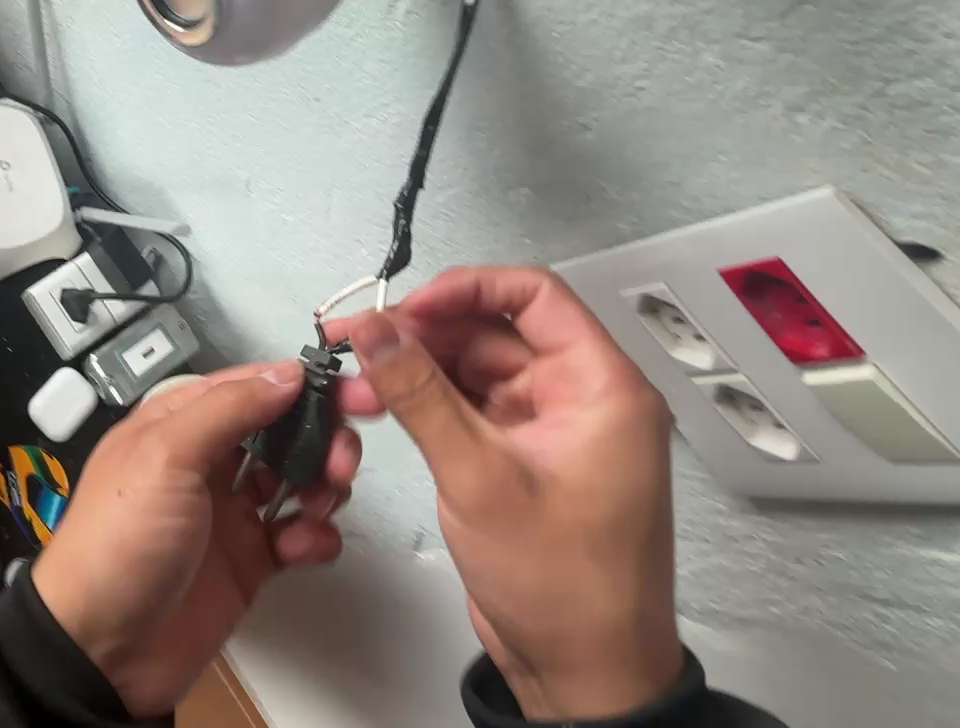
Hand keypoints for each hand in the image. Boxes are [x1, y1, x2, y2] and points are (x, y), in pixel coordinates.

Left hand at [30, 361, 378, 715]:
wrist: (105, 648)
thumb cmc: (119, 538)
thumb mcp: (165, 456)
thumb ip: (227, 410)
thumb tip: (285, 373)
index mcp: (176, 424)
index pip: (247, 387)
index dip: (297, 385)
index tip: (350, 392)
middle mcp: (203, 461)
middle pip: (277, 430)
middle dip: (317, 437)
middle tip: (340, 460)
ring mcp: (226, 512)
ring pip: (293, 479)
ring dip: (320, 484)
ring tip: (320, 503)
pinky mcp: (246, 561)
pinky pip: (296, 536)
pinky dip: (314, 537)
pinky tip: (305, 546)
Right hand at [339, 267, 682, 720]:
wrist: (578, 671)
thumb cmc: (559, 581)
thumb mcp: (478, 474)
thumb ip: (419, 392)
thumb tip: (372, 328)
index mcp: (601, 388)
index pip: (535, 296)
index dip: (466, 288)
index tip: (406, 308)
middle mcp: (575, 395)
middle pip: (491, 328)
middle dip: (421, 331)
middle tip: (360, 341)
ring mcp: (540, 423)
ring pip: (467, 363)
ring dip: (411, 365)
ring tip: (358, 378)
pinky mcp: (510, 448)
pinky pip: (460, 399)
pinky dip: (418, 396)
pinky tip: (378, 401)